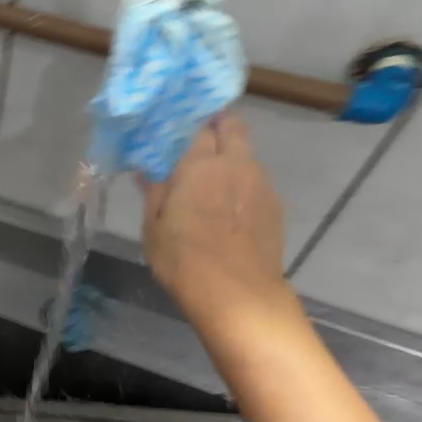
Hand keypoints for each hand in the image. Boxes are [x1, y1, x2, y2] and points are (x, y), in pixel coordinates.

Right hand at [139, 114, 295, 332]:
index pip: (198, 128)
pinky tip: (231, 208)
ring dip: (233, 158)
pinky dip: (244, 184)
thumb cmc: (183, 261)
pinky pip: (257, 181)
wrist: (237, 293)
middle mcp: (235, 164)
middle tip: (200, 145)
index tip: (177, 136)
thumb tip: (146, 170)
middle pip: (233, 128)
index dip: (188, 128)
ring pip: (247, 154)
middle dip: (219, 128)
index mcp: (199, 165)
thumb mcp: (153, 229)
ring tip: (215, 181)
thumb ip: (153, 193)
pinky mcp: (275, 204)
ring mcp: (260, 183)